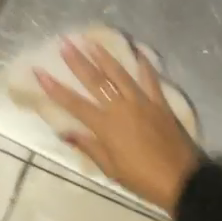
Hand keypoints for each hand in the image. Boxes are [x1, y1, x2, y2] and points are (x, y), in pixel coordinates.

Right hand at [35, 35, 201, 215]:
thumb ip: (89, 147)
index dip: (54, 88)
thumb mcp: (111, 169)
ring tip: (92, 41)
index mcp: (106, 126)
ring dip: (104, 56)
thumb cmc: (142, 179)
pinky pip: (150, 78)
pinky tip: (138, 51)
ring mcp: (142, 101)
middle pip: (95, 80)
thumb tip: (67, 131)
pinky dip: (144, 64)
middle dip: (78, 61)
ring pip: (119, 73)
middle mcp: (121, 107)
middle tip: (66, 43)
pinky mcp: (159, 101)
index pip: (74, 103)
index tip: (39, 71)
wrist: (182, 179)